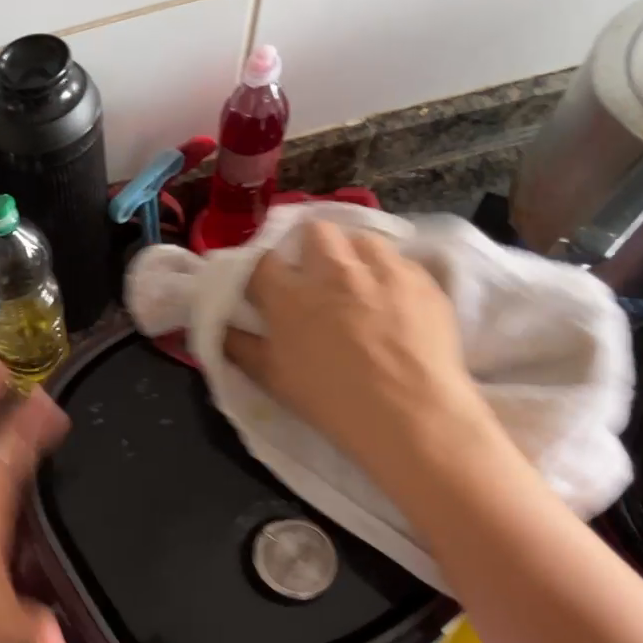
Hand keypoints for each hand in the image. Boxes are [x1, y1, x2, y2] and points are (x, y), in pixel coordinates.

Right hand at [221, 219, 493, 472]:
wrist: (408, 412)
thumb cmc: (329, 399)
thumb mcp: (271, 377)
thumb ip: (240, 346)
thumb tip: (220, 327)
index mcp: (290, 295)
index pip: (263, 261)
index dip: (261, 272)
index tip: (265, 288)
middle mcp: (334, 270)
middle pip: (315, 231)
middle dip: (309, 247)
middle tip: (312, 276)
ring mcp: (382, 269)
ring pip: (360, 237)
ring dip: (351, 254)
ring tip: (355, 282)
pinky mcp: (422, 277)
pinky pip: (399, 258)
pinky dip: (388, 272)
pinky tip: (390, 299)